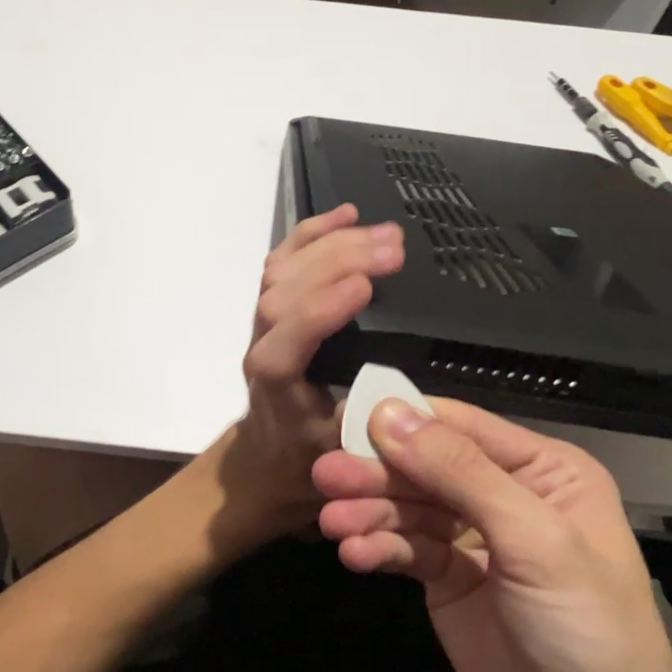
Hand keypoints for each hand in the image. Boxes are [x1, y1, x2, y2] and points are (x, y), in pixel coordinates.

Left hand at [206, 204, 403, 532]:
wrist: (267, 456)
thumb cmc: (309, 458)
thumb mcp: (344, 457)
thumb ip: (368, 433)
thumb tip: (409, 408)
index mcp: (275, 387)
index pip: (286, 344)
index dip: (319, 311)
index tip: (365, 286)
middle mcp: (262, 346)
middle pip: (285, 293)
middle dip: (337, 263)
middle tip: (394, 247)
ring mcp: (264, 322)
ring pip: (283, 270)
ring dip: (333, 244)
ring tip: (385, 233)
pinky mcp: (274, 306)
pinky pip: (284, 260)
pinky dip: (313, 233)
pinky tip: (348, 214)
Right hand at [313, 399, 671, 671]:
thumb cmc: (589, 635)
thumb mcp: (536, 543)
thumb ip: (462, 473)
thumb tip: (389, 412)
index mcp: (546, 473)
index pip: (463, 427)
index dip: (405, 420)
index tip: (346, 419)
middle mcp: (509, 498)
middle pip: (428, 467)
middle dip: (379, 472)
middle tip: (325, 476)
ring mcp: (477, 544)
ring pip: (412, 508)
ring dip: (371, 512)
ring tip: (332, 523)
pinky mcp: (451, 585)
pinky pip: (408, 551)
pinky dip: (379, 548)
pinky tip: (356, 554)